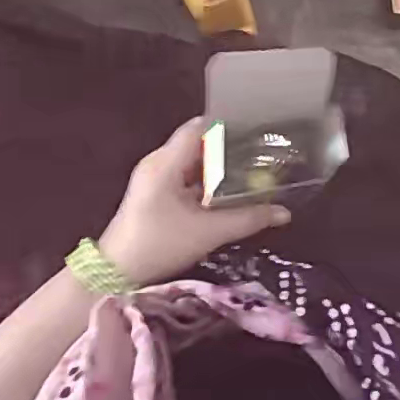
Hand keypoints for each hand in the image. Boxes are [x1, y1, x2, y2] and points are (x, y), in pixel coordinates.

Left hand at [97, 117, 291, 286]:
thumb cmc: (160, 244)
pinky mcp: (154, 194)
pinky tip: (226, 194)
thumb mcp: (209, 232)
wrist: (116, 273)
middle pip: (197, 143)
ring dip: (218, 168)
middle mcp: (157, 163)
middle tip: (261, 157)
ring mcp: (153, 179)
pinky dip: (205, 182)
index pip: (199, 127)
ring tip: (251, 173)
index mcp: (165, 163)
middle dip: (229, 149)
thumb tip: (284, 212)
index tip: (256, 135)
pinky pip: (184, 178)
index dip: (228, 127)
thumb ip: (248, 219)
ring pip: (192, 162)